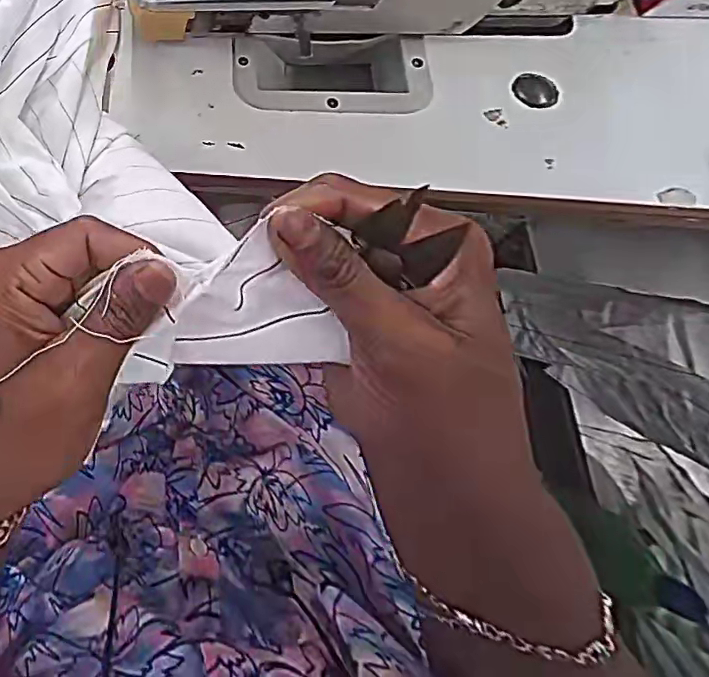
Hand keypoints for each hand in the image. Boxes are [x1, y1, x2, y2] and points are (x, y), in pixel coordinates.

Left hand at [0, 216, 175, 521]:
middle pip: (92, 246)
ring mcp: (28, 286)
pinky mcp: (44, 303)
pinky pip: (91, 286)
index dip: (132, 256)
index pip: (86, 236)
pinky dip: (114, 307)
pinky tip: (114, 337)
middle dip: (128, 279)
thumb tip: (159, 271)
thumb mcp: (78, 376)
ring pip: (97, 266)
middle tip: (147, 320)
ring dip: (123, 296)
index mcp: (9, 277)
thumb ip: (120, 317)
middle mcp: (14, 271)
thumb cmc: (22, 437)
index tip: (164, 289)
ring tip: (123, 338)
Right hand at [266, 175, 535, 489]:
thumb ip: (342, 276)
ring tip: (253, 277)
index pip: (366, 201)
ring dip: (284, 262)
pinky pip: (311, 286)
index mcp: (444, 246)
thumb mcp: (398, 343)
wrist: (454, 507)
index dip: (311, 207)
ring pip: (318, 250)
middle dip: (293, 233)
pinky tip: (266, 301)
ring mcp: (380, 287)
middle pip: (337, 218)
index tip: (267, 231)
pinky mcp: (354, 316)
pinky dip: (285, 291)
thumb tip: (288, 221)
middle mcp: (412, 256)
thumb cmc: (453, 432)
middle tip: (254, 258)